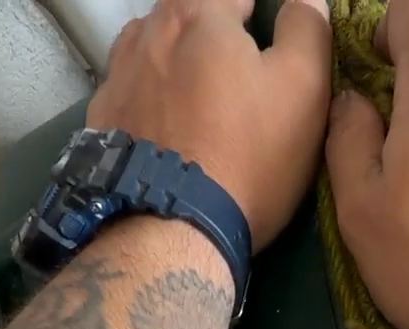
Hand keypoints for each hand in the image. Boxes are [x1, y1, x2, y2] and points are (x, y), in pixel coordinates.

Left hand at [90, 0, 332, 249]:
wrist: (172, 228)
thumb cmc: (249, 156)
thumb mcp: (303, 90)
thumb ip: (307, 30)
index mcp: (198, 11)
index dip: (261, 15)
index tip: (274, 50)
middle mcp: (148, 29)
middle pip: (191, 16)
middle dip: (218, 38)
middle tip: (243, 85)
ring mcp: (117, 75)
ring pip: (155, 50)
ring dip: (179, 65)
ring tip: (202, 107)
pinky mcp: (101, 122)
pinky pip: (132, 95)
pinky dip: (152, 102)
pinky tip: (168, 132)